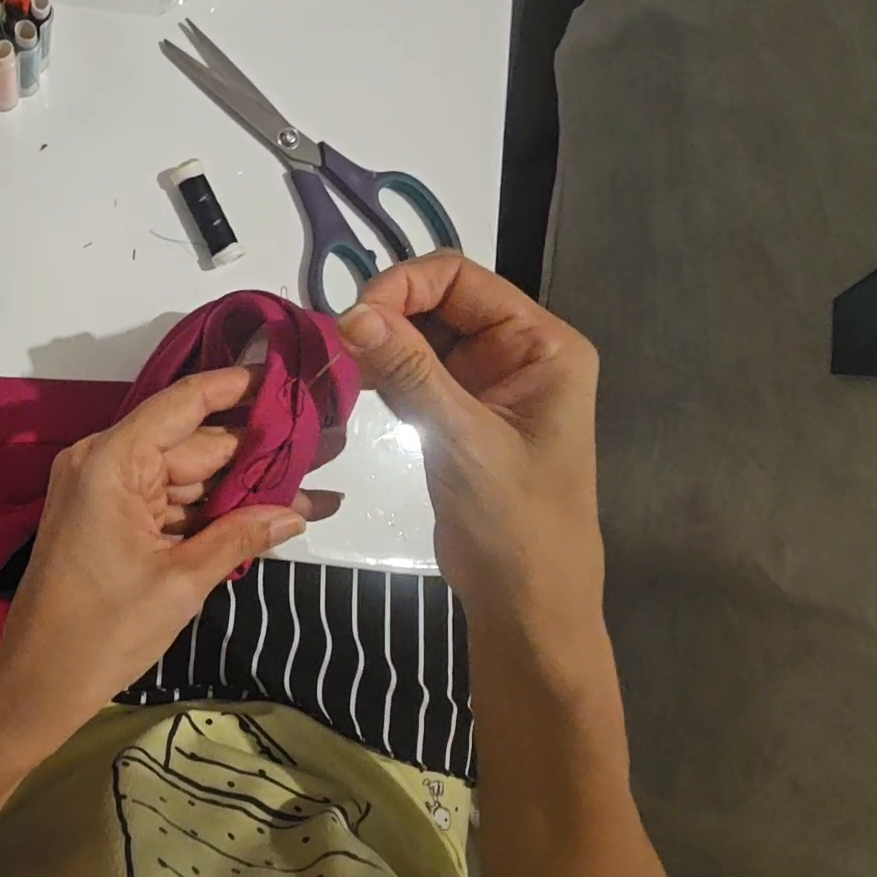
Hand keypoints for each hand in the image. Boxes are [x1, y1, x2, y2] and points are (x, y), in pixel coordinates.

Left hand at [0, 367, 326, 754]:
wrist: (37, 684)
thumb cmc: (103, 633)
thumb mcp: (180, 583)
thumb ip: (240, 536)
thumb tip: (298, 511)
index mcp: (112, 461)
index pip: (184, 403)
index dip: (237, 386)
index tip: (287, 376)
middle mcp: (103, 461)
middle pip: (192, 442)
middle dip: (253, 451)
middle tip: (320, 449)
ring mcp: (103, 488)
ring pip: (184, 473)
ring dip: (236, 484)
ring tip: (304, 487)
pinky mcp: (107, 515)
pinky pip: (166, 498)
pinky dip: (206, 508)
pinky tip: (259, 514)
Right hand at [337, 253, 603, 644]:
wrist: (524, 598)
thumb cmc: (515, 521)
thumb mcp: (463, 438)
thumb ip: (409, 370)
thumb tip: (351, 311)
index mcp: (540, 344)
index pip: (461, 278)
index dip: (402, 286)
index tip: (353, 319)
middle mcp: (513, 350)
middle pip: (437, 301)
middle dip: (385, 314)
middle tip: (337, 346)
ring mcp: (482, 380)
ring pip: (417, 335)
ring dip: (377, 343)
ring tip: (340, 367)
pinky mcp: (454, 408)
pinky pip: (410, 369)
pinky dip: (379, 371)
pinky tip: (355, 386)